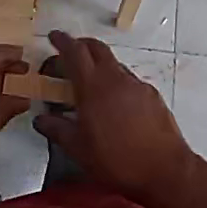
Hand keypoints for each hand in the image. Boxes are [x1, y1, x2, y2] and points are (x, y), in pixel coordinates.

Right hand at [34, 31, 197, 206]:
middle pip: (96, 48)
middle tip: (68, 55)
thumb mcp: (78, 149)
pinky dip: (116, 82)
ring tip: (89, 86)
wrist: (165, 170)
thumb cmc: (116, 160)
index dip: (62, 41)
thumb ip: (57, 129)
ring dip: (98, 66)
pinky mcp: (152, 95)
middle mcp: (115, 78)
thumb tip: (41, 119)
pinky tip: (113, 104)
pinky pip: (129, 80)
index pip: (75, 52)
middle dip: (80, 46)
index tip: (54, 37)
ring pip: (113, 64)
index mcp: (93, 87)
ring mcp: (136, 85)